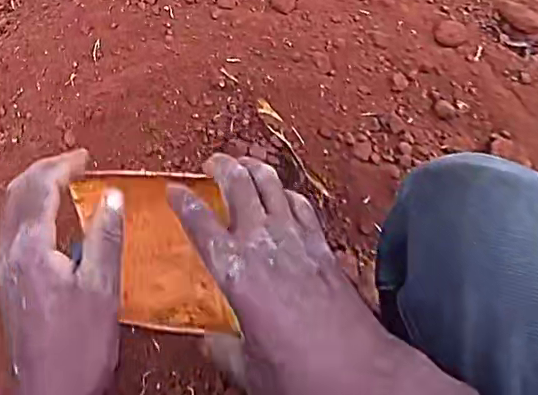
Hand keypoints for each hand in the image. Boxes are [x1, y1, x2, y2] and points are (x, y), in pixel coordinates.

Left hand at [0, 150, 123, 394]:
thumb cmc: (77, 350)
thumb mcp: (102, 289)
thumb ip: (106, 237)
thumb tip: (113, 196)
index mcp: (30, 248)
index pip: (41, 188)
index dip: (63, 165)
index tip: (84, 158)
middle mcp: (10, 253)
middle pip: (19, 191)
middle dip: (46, 169)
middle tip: (74, 163)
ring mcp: (5, 268)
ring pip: (12, 207)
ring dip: (35, 186)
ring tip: (63, 180)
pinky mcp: (8, 282)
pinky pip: (13, 225)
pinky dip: (31, 206)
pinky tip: (52, 217)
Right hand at [169, 155, 473, 394]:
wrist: (364, 376)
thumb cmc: (303, 376)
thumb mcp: (252, 371)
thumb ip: (225, 350)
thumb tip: (209, 342)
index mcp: (236, 270)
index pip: (199, 222)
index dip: (182, 201)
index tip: (173, 190)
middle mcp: (262, 242)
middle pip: (236, 182)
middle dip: (220, 165)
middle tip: (211, 163)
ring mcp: (294, 237)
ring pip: (269, 181)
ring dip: (252, 166)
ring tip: (243, 163)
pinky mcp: (321, 243)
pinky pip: (300, 203)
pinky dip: (286, 193)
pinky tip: (282, 196)